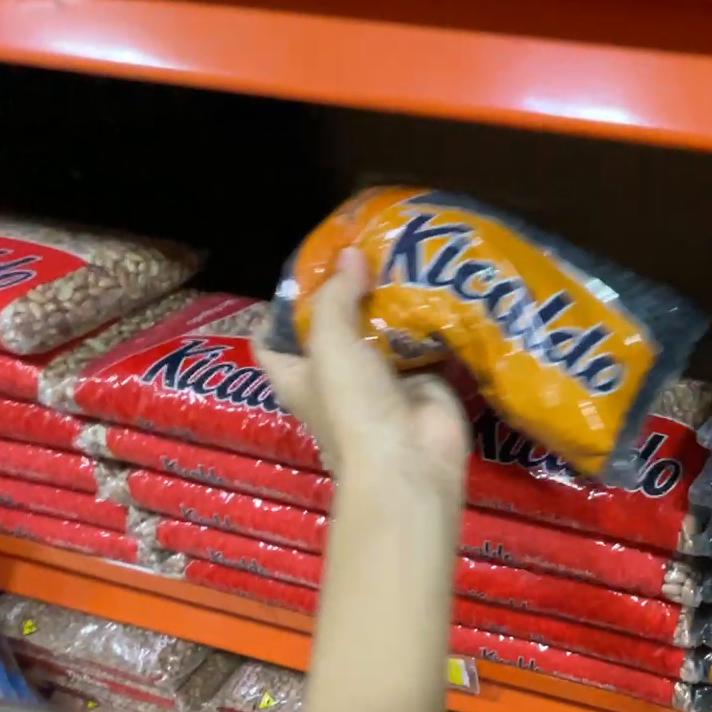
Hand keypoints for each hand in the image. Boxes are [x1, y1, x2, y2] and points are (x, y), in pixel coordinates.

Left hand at [258, 248, 469, 519]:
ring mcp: (385, 383)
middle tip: (363, 253)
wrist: (412, 457)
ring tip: (402, 260)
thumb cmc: (354, 405)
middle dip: (348, 296)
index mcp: (300, 376)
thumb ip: (337, 296)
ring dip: (393, 305)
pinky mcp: (425, 385)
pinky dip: (432, 325)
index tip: (301, 274)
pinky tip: (438, 290)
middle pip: (337, 330)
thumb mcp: (330, 342)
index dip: (279, 309)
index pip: (274, 340)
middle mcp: (340, 380)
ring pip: (385, 335)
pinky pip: (426, 348)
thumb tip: (351, 254)